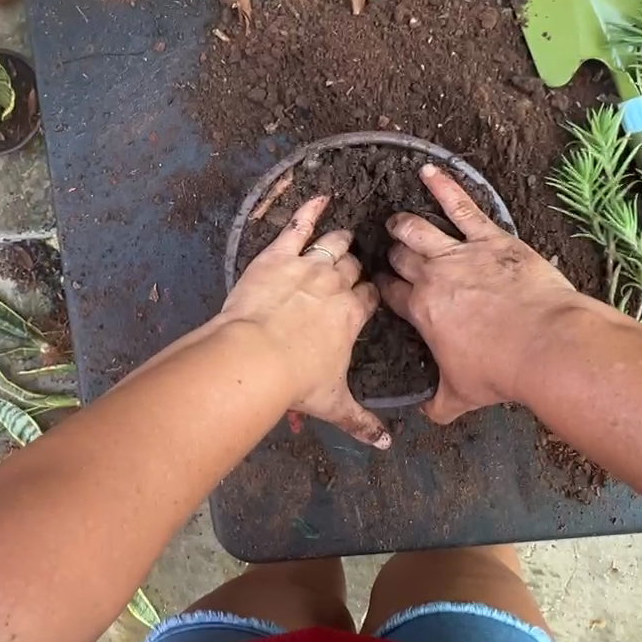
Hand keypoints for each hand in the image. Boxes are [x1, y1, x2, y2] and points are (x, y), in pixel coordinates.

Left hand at [217, 195, 391, 449]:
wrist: (256, 356)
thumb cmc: (296, 381)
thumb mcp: (333, 403)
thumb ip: (361, 420)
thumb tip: (385, 444)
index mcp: (352, 315)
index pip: (369, 297)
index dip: (369, 294)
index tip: (367, 293)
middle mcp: (335, 285)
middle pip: (352, 268)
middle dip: (353, 266)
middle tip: (351, 266)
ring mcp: (308, 265)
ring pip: (331, 245)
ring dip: (337, 240)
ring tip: (342, 235)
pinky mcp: (279, 254)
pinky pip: (299, 226)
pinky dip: (310, 210)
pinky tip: (319, 197)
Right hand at [378, 165, 596, 423]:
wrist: (546, 346)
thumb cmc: (502, 372)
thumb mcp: (461, 395)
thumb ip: (438, 404)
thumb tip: (426, 417)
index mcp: (420, 311)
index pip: (391, 292)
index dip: (384, 287)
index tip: (380, 284)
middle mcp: (431, 276)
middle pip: (401, 257)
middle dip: (392, 254)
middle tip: (389, 252)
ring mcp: (459, 254)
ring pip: (418, 230)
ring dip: (403, 224)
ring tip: (395, 220)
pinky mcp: (490, 239)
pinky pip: (462, 208)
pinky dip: (444, 187)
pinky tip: (429, 170)